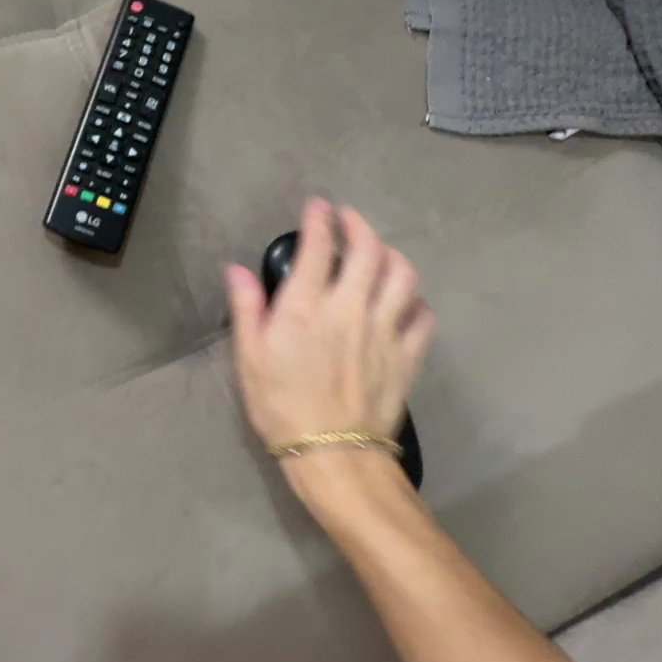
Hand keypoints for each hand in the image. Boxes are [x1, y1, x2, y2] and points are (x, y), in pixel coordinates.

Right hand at [224, 199, 434, 464]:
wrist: (333, 455)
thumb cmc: (280, 405)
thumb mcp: (249, 357)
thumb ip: (247, 308)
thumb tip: (238, 269)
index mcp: (306, 307)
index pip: (318, 248)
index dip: (319, 220)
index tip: (317, 206)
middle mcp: (350, 308)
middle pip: (369, 251)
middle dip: (359, 226)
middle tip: (349, 219)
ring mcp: (385, 330)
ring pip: (402, 275)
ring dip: (391, 254)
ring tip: (379, 252)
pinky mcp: (408, 355)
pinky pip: (423, 315)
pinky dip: (415, 299)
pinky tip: (404, 300)